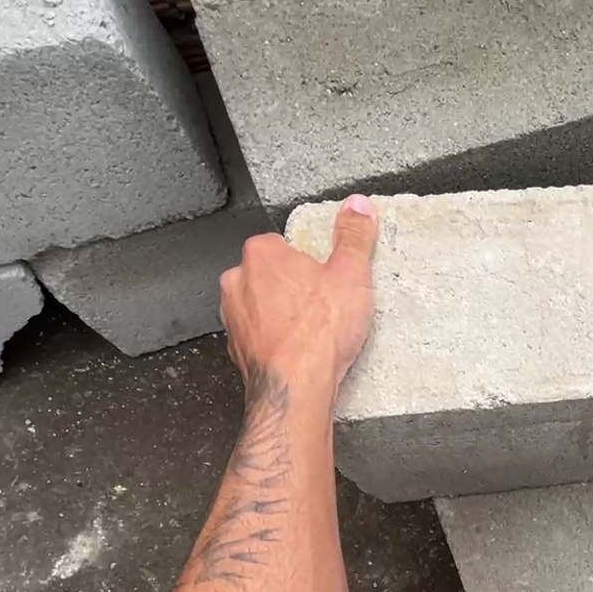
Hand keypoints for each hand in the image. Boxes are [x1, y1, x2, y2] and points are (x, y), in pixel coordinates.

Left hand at [219, 195, 379, 405]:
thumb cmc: (318, 332)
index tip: (328, 280)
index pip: (285, 245)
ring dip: (284, 318)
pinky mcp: (239, 350)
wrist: (297, 385)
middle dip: (294, 290)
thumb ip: (354, 237)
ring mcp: (234, 317)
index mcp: (262, 254)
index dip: (310, 263)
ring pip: (263, 308)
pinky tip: (303, 355)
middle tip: (326, 309)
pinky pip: (262, 338)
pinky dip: (278, 344)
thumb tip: (359, 206)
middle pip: (272, 277)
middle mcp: (238, 281)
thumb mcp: (352, 275)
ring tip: (317, 335)